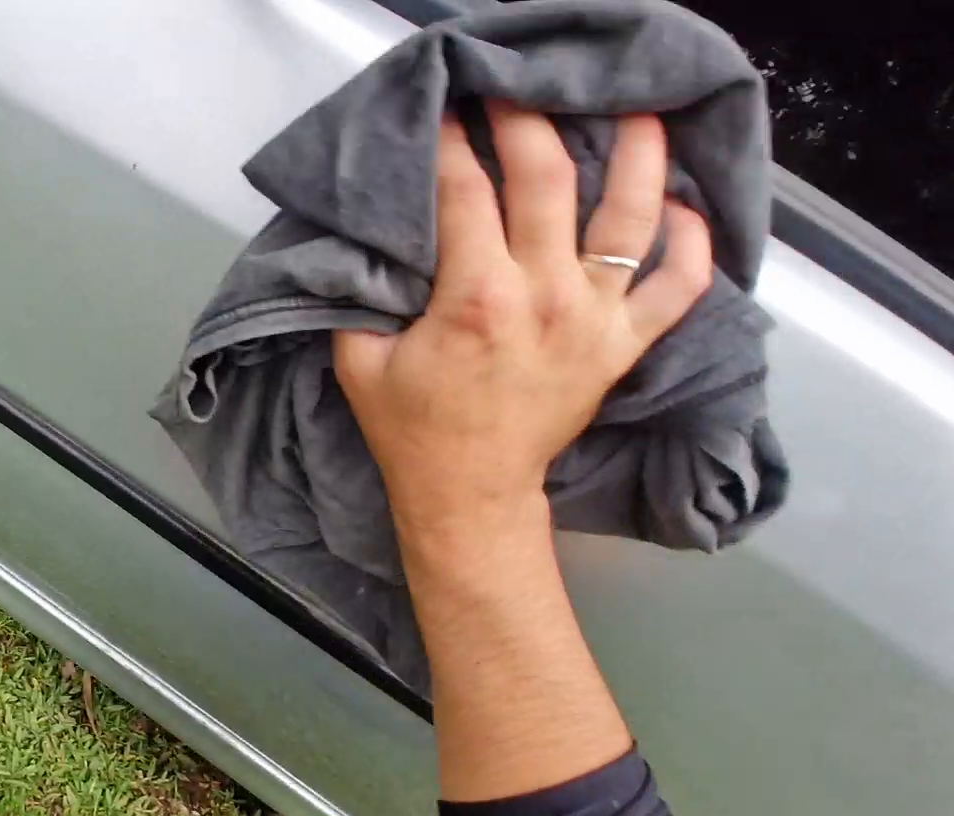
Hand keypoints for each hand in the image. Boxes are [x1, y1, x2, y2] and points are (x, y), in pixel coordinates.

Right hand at [334, 102, 713, 540]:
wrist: (467, 490)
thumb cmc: (409, 430)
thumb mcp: (358, 365)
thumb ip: (359, 302)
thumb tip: (368, 249)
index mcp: (474, 299)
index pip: (465, 196)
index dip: (451, 147)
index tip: (445, 113)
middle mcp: (545, 296)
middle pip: (548, 181)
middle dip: (527, 123)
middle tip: (514, 90)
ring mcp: (596, 319)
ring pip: (633, 215)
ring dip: (637, 152)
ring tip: (633, 107)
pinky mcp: (625, 345)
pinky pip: (681, 282)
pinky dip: (691, 239)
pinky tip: (678, 205)